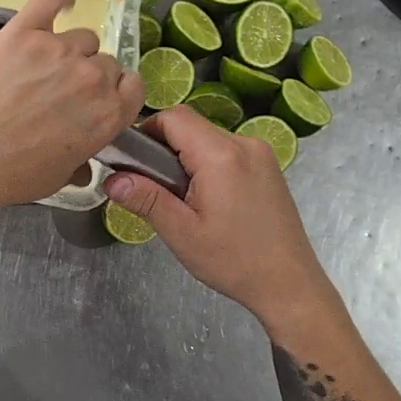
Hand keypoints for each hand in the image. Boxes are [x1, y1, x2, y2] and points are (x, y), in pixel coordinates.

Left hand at [0, 0, 144, 217]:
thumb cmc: (10, 176)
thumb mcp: (59, 178)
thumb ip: (82, 161)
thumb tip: (85, 163)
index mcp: (108, 114)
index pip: (133, 86)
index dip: (116, 92)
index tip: (99, 97)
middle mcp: (92, 77)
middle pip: (105, 62)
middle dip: (87, 77)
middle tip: (57, 93)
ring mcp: (57, 49)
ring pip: (80, 38)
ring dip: (68, 50)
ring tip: (40, 69)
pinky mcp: (22, 32)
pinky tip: (61, 2)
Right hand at [102, 107, 335, 327]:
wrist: (288, 283)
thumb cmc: (233, 261)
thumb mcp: (181, 233)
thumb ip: (146, 200)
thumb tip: (111, 180)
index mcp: (221, 155)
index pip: (174, 117)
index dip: (146, 131)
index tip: (132, 161)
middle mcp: (244, 144)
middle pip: (190, 127)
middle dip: (164, 150)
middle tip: (153, 190)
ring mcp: (260, 154)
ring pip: (207, 140)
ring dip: (185, 160)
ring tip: (181, 202)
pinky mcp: (267, 168)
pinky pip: (226, 153)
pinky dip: (206, 167)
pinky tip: (206, 203)